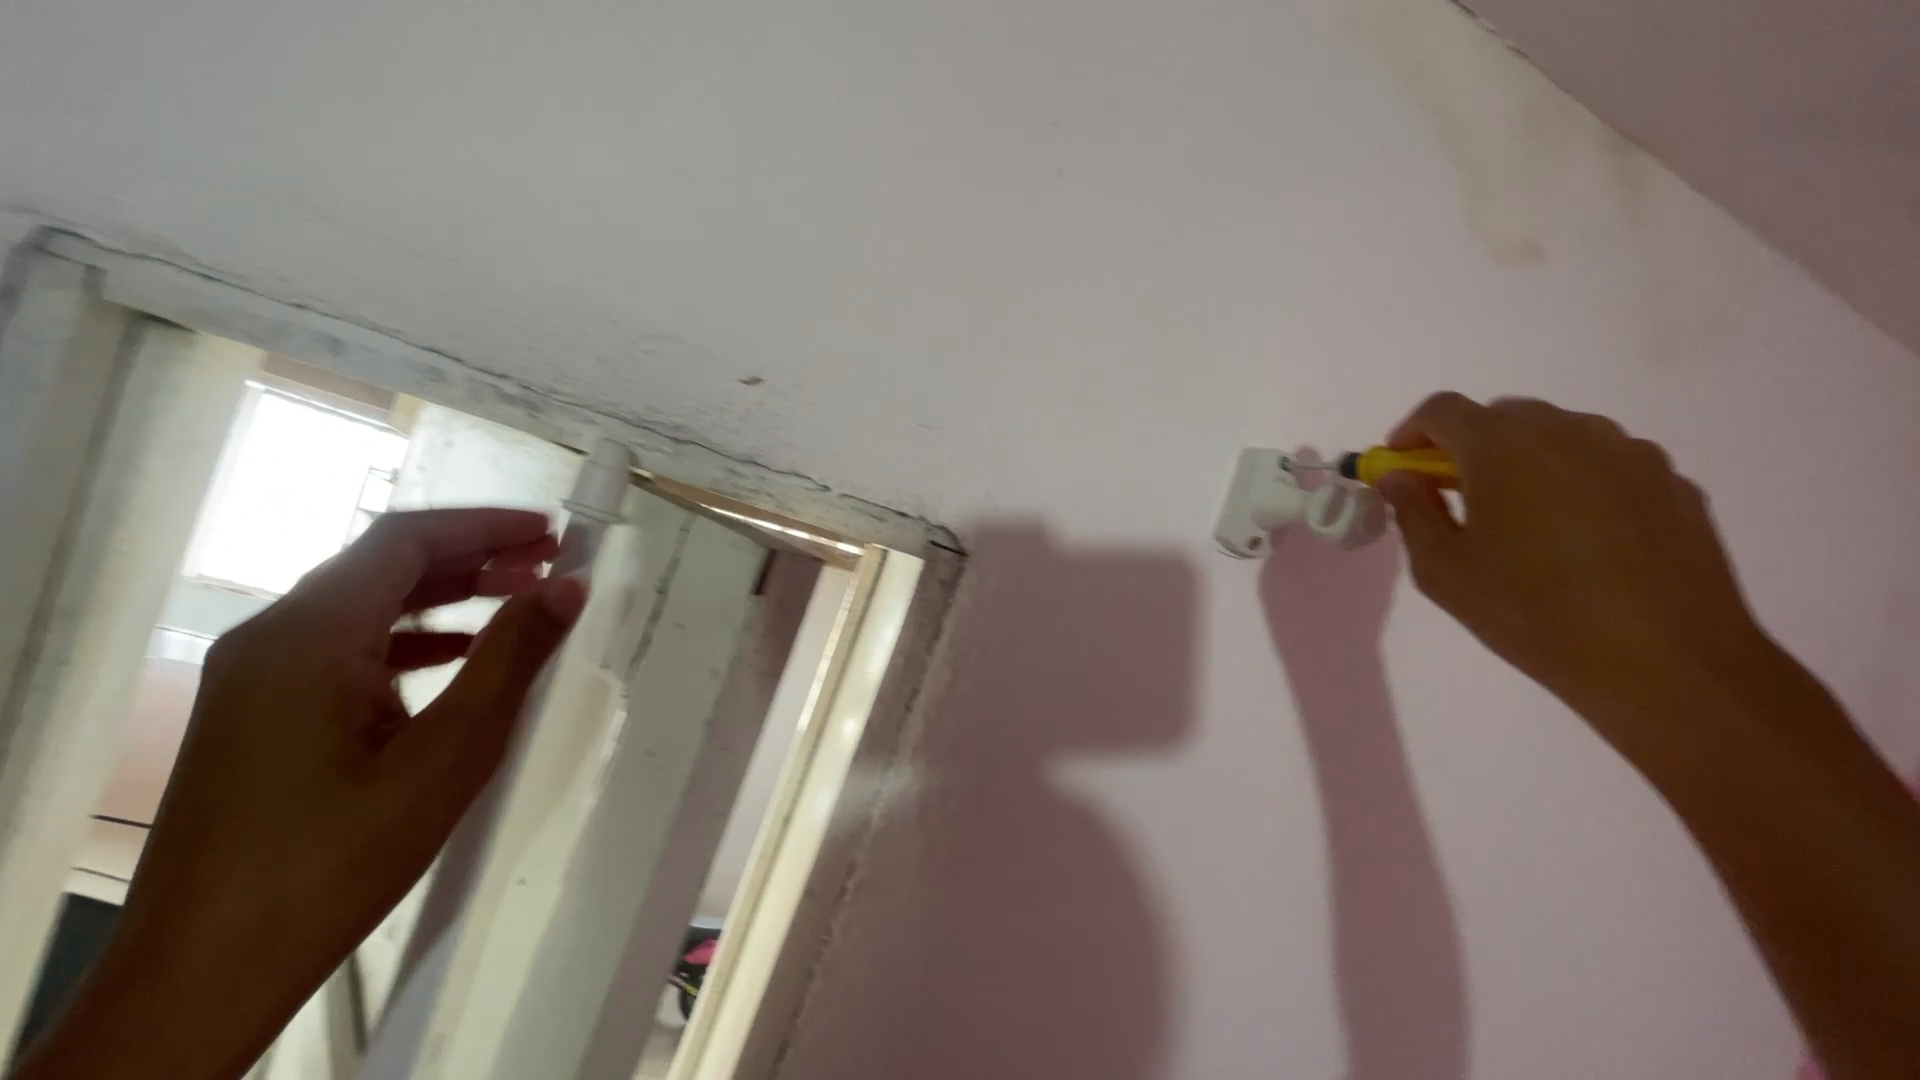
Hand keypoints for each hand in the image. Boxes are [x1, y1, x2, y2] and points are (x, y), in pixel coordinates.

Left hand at [17, 508, 586, 1079]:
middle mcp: (271, 639)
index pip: (404, 540)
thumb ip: (511, 659)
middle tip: (550, 563)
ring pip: (365, 608)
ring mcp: (258, 679)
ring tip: (520, 601)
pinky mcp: (261, 715)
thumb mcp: (447, 754)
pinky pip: (347, 651)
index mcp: (307, 635)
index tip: (553, 531)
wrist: (208, 971)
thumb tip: (567, 587)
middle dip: (472, 557)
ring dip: (446, 597)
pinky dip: (412, 640)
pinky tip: (459, 659)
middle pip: (383, 567)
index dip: (485, 526)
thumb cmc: (336, 858)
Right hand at [1377, 393, 1775, 760]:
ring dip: (1526, 464)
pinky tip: (1580, 543)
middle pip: (1503, 417)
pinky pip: (1607, 468)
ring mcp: (1630, 453)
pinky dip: (1578, 486)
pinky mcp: (1673, 483)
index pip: (1442, 410)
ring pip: (1559, 438)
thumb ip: (1412, 512)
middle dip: (1468, 448)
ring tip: (1522, 526)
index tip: (1401, 469)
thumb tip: (1401, 477)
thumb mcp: (1443, 571)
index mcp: (1504, 445)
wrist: (1664, 659)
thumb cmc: (1532, 611)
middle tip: (1456, 501)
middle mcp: (1569, 431)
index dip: (1411, 434)